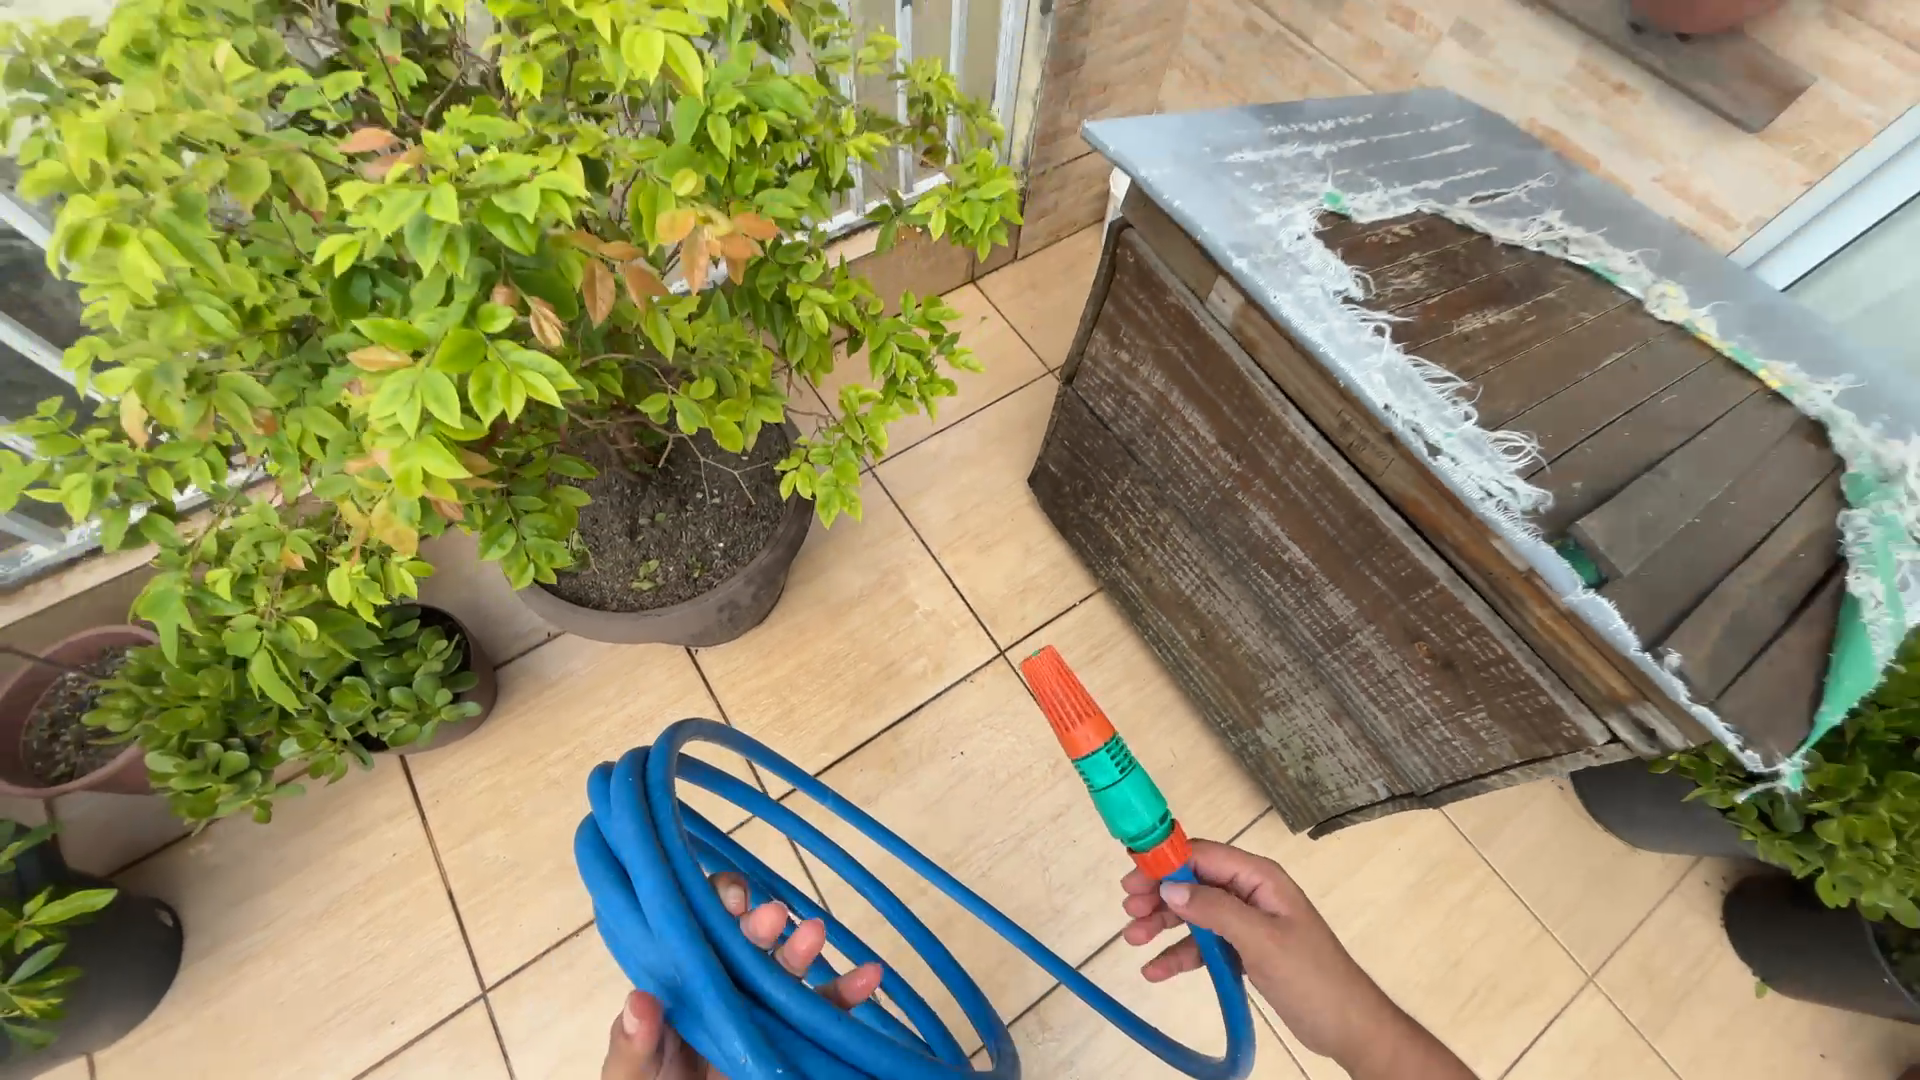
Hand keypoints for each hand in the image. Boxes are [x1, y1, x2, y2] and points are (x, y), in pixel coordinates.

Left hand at [601, 872, 883, 1079]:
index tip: (734, 900)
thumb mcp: (633, 1077)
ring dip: (803, 946)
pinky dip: (849, 991)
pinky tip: (869, 974)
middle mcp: (729, 983)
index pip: (704, 923)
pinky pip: (827, 1011)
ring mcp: (764, 1008)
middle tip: (772, 917)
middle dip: (763, 923)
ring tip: (815, 933)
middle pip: (749, 940)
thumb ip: (632, 1047)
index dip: (720, 902)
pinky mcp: (796, 1037)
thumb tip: (638, 1000)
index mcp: (688, 980)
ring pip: (789, 966)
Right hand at [1120, 839, 1473, 1079]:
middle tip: (1129, 910)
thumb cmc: (1312, 978)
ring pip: (1192, 912)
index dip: (1165, 862)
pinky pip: (1203, 944)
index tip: (1133, 877)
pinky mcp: (1243, 948)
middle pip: (1192, 882)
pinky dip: (1179, 954)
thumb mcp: (1261, 941)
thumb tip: (1169, 888)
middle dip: (1158, 895)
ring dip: (1162, 924)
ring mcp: (1245, 920)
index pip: (1202, 855)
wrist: (1351, 1030)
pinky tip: (1156, 970)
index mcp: (1258, 877)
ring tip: (1133, 939)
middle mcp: (1249, 891)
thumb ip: (1214, 910)